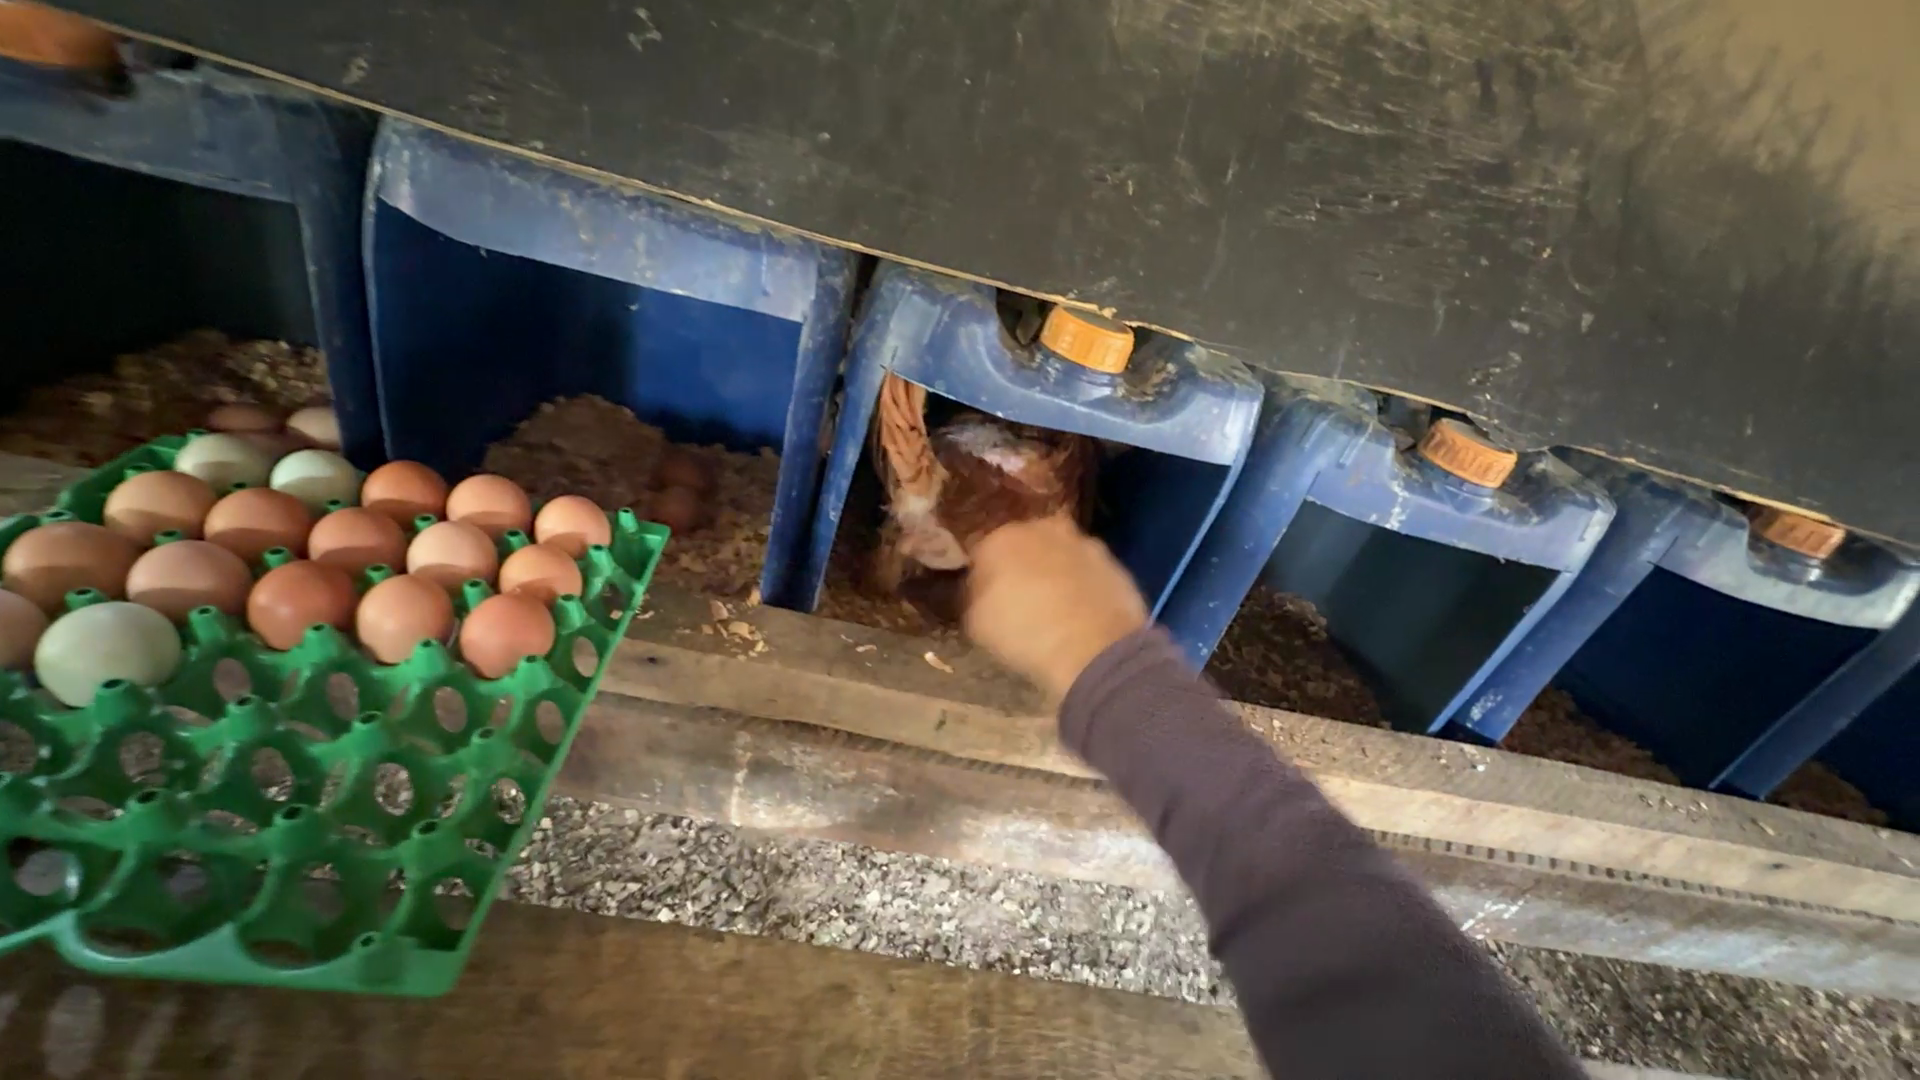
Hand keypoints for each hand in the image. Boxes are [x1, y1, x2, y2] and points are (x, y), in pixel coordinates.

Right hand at [963, 515, 1149, 700]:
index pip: (983, 553)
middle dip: (1021, 567)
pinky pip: (1088, 572)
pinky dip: (1084, 585)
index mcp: (1001, 539)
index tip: (986, 599)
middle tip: (1021, 601)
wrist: (1094, 648)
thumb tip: (981, 590)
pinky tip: (1083, 614)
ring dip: (1055, 573)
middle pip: (1024, 546)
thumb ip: (974, 596)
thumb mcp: (976, 623)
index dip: (983, 577)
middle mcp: (1042, 529)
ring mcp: (1083, 543)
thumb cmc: (1024, 634)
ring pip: (1060, 555)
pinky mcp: (1113, 563)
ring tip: (1056, 610)